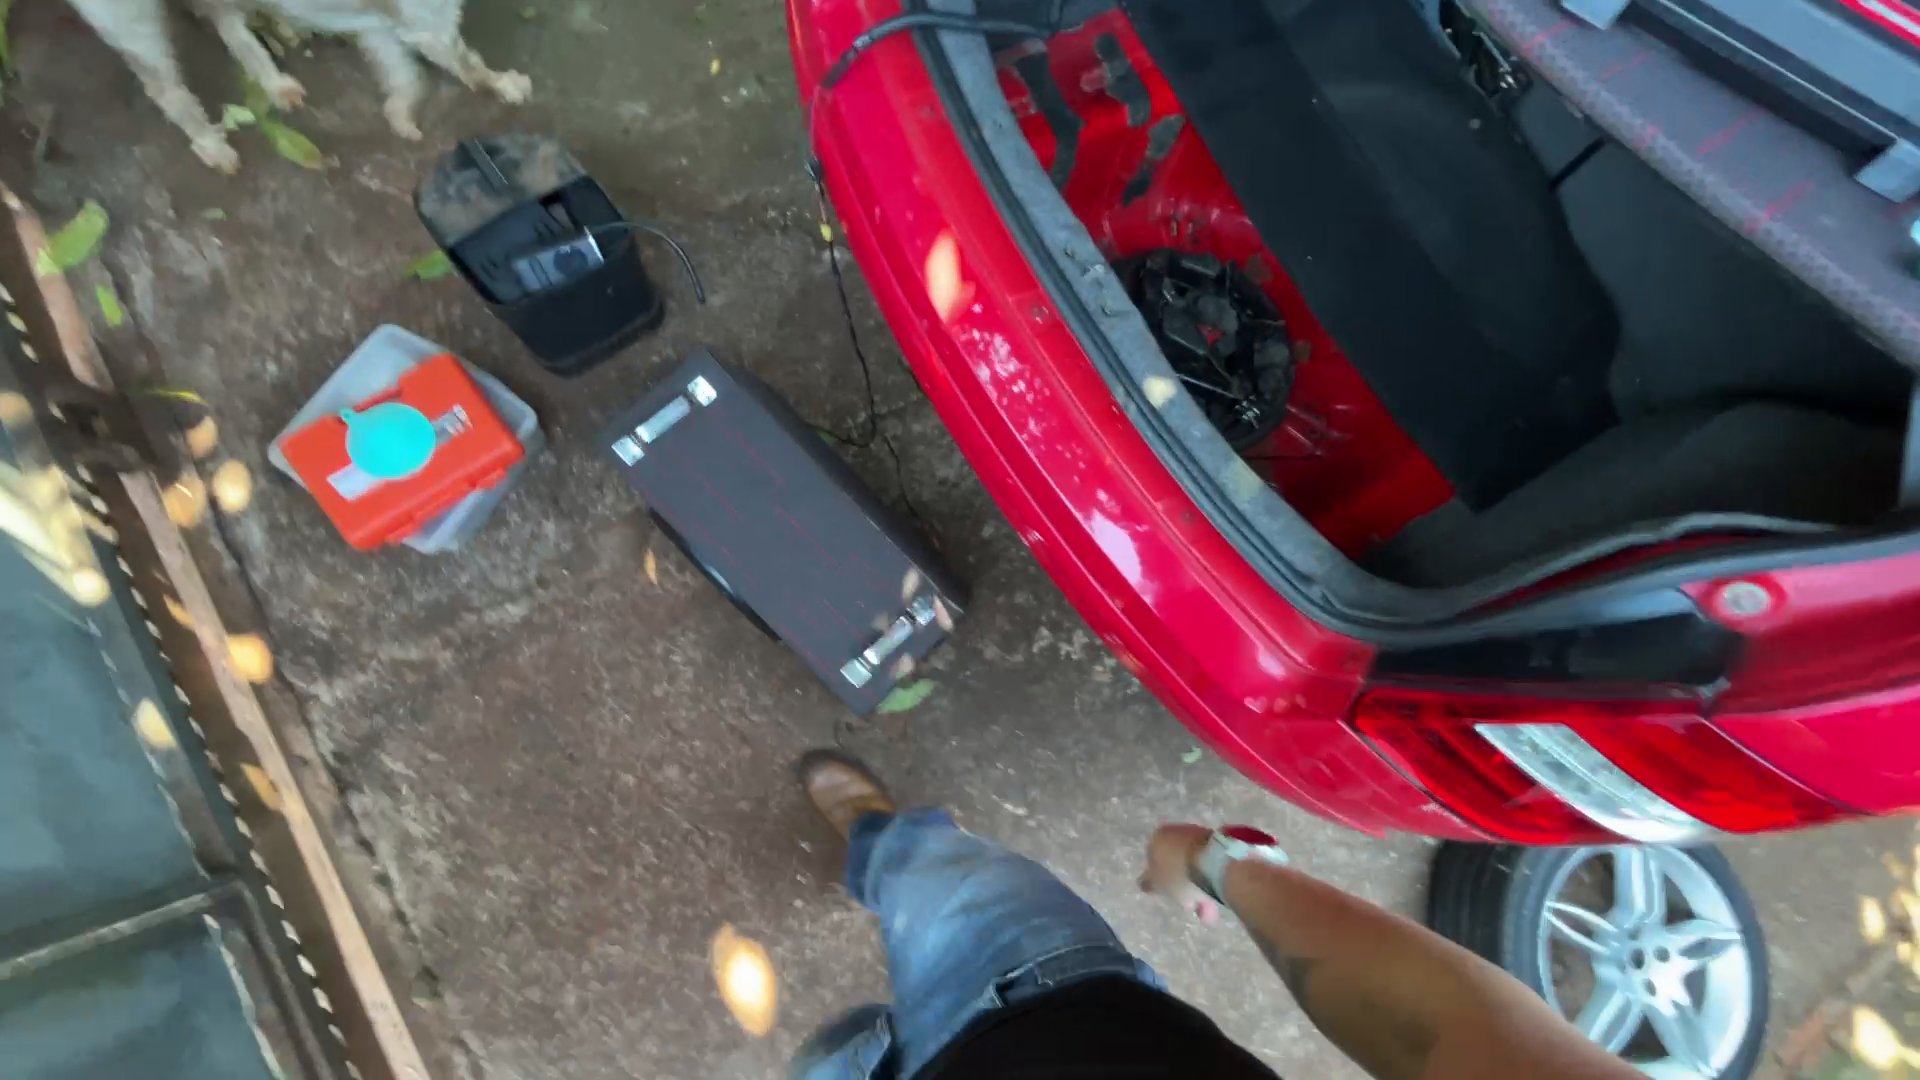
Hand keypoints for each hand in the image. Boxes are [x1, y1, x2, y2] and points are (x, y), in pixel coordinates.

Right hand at [1139, 823, 1221, 923]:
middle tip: (1190, 904)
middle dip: (1182, 884)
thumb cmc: (1179, 874)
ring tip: (1207, 907)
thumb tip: (1142, 882)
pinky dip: (1209, 878)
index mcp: (1156, 837)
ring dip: (1197, 884)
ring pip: (1193, 863)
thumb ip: (1148, 883)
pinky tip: (1215, 896)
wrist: (1214, 862)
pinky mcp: (1217, 842)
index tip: (1169, 894)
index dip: (1160, 879)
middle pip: (1175, 861)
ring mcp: (1197, 834)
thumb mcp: (1158, 885)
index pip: (1152, 859)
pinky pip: (1208, 863)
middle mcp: (1174, 831)